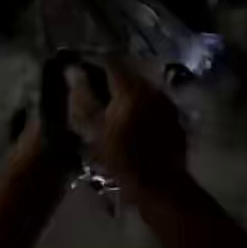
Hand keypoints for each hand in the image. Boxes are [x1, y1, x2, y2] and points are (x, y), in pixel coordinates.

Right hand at [67, 59, 186, 191]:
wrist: (160, 186)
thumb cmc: (123, 159)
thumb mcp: (95, 130)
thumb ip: (83, 97)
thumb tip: (72, 70)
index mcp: (131, 88)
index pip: (111, 61)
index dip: (94, 62)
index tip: (82, 68)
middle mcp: (152, 88)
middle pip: (127, 72)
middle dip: (109, 77)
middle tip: (94, 89)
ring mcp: (166, 101)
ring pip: (140, 86)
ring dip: (125, 91)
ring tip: (112, 106)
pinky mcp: (174, 115)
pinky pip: (152, 100)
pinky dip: (140, 103)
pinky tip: (132, 119)